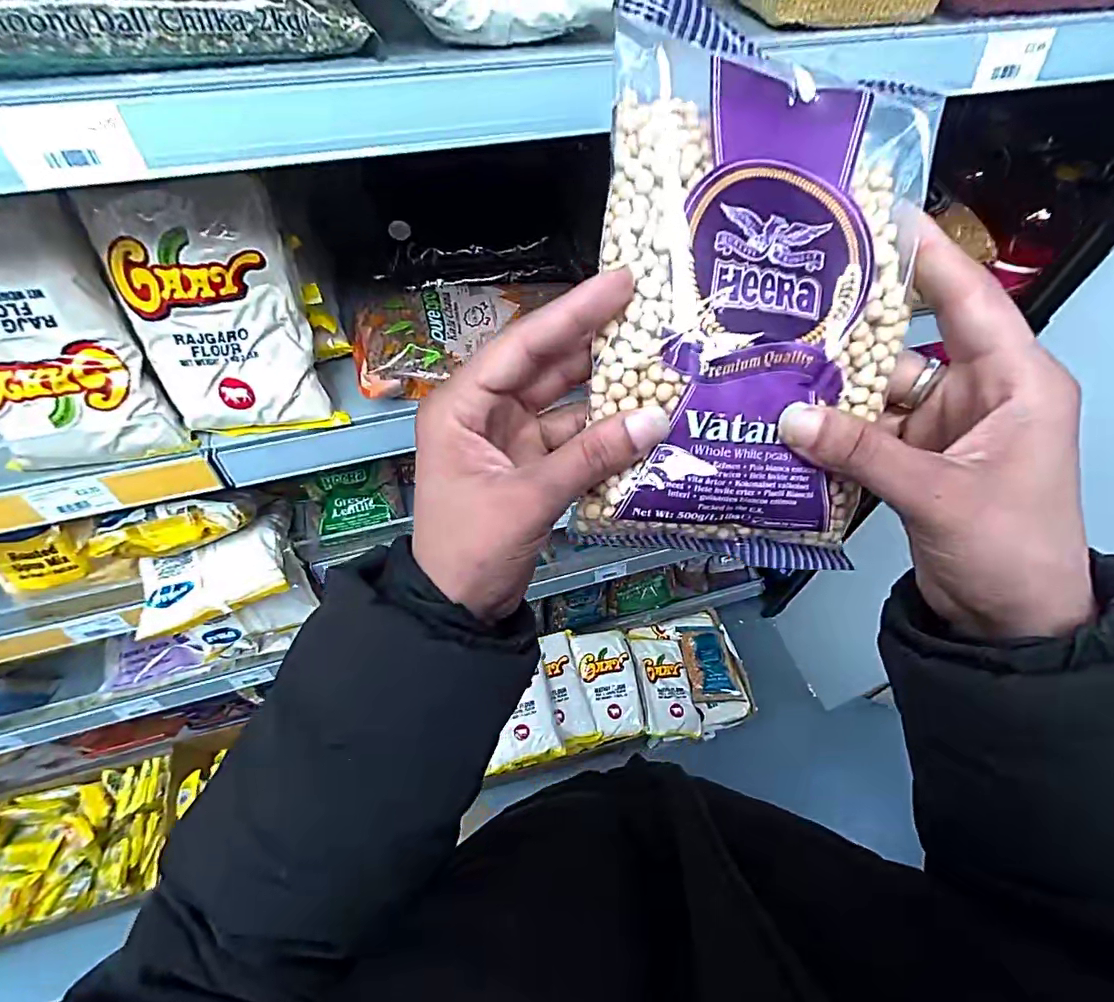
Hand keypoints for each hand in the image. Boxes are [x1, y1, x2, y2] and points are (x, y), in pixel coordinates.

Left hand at [412, 271, 669, 621]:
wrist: (456, 606)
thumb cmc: (470, 550)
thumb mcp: (528, 500)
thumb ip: (590, 459)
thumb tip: (653, 421)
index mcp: (461, 406)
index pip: (522, 345)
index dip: (573, 312)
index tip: (620, 283)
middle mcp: (484, 413)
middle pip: (545, 366)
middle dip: (595, 342)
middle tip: (649, 312)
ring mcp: (509, 439)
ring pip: (563, 402)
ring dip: (605, 390)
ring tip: (657, 364)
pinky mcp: (530, 466)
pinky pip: (572, 439)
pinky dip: (603, 435)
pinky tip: (640, 424)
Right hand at [777, 218, 1093, 639]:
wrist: (1012, 623)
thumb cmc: (1010, 549)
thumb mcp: (938, 495)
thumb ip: (862, 453)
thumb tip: (790, 417)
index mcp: (1015, 383)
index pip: (971, 301)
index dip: (928, 258)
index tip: (882, 219)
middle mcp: (978, 396)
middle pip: (908, 349)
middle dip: (852, 339)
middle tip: (793, 316)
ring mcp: (943, 432)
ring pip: (879, 397)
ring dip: (833, 397)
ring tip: (775, 379)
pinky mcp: (916, 464)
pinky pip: (868, 436)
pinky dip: (834, 437)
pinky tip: (793, 429)